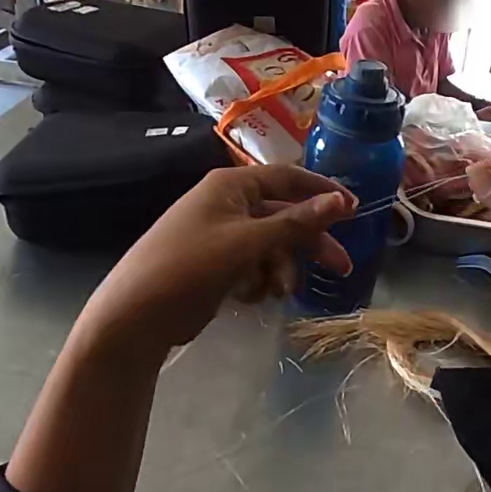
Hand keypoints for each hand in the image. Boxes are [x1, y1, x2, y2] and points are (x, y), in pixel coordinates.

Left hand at [77, 165, 354, 352]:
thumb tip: (338, 200)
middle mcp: (225, 204)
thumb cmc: (190, 267)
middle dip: (307, 243)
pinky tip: (251, 297)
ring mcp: (218, 235)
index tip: (354, 210)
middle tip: (341, 268)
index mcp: (229, 186)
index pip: (285, 178)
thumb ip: (294, 223)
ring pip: (269, 246)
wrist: (136, 313)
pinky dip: (257, 280)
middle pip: (281, 216)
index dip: (320, 192)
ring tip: (277, 292)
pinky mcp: (213, 264)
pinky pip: (251, 265)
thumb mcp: (246, 244)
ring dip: (279, 268)